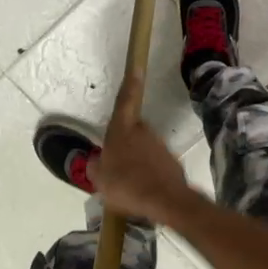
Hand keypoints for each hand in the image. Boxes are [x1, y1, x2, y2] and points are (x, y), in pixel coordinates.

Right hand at [91, 79, 203, 225]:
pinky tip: (143, 190)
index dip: (130, 83)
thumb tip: (96, 162)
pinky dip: (149, 173)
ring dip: (137, 160)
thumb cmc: (127, 184)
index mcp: (122, 130)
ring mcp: (160, 146)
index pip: (124, 101)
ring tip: (129, 183)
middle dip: (125, 142)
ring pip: (144, 148)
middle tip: (117, 164)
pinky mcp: (172, 162)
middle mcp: (143, 132)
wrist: (166, 202)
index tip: (137, 66)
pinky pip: (154, 164)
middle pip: (132, 130)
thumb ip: (96, 167)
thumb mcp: (100, 179)